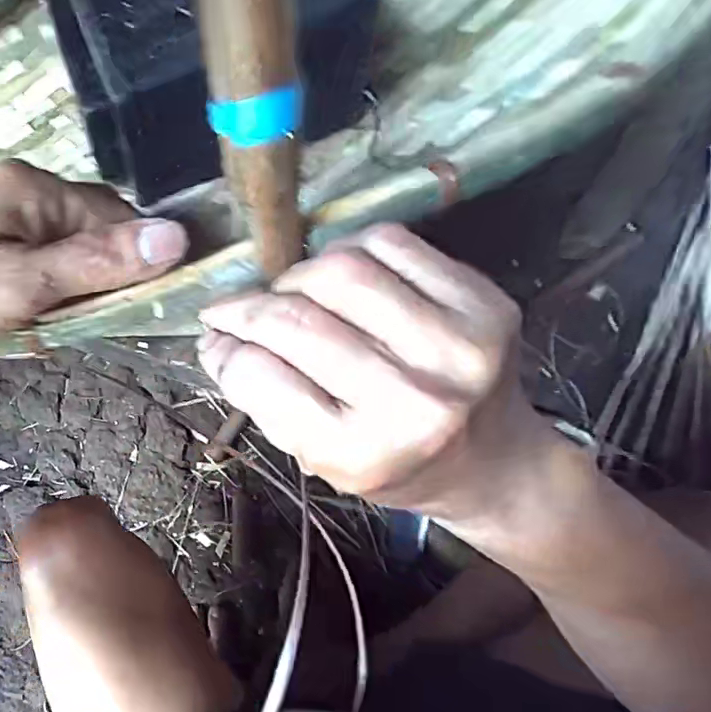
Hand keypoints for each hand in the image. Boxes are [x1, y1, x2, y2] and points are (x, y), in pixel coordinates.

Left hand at [0, 162, 187, 382]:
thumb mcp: (22, 284)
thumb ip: (98, 262)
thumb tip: (177, 236)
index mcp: (30, 186)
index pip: (115, 217)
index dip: (134, 262)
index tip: (137, 308)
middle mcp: (17, 192)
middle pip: (92, 233)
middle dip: (99, 281)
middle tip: (84, 322)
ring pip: (66, 255)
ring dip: (72, 293)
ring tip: (53, 326)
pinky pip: (38, 268)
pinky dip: (46, 297)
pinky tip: (31, 322)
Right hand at [196, 224, 578, 533]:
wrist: (496, 462)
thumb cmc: (399, 468)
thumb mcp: (323, 460)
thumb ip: (265, 400)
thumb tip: (214, 339)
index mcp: (363, 454)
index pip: (262, 378)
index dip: (225, 352)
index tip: (215, 341)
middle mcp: (414, 401)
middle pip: (297, 320)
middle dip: (247, 309)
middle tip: (231, 311)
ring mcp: (456, 345)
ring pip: (340, 270)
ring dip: (295, 277)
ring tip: (288, 295)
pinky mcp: (483, 302)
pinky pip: (390, 243)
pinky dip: (346, 250)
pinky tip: (338, 275)